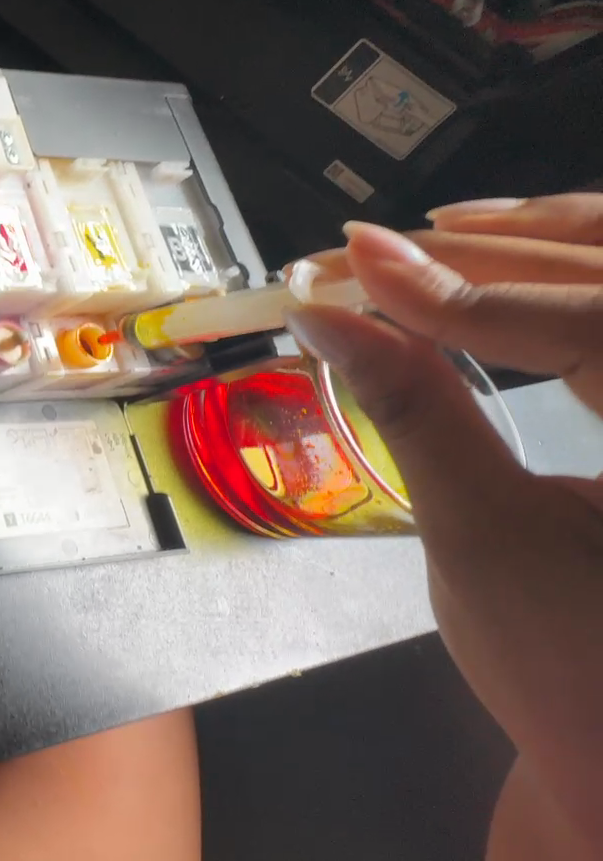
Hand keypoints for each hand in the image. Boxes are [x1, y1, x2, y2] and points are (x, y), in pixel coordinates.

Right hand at [283, 195, 602, 859]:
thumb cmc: (569, 667)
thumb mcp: (482, 534)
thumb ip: (412, 408)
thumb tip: (329, 320)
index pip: (599, 326)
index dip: (462, 291)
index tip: (353, 261)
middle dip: (487, 257)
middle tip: (359, 250)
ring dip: (539, 247)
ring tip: (423, 238)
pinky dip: (567, 280)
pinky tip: (498, 262)